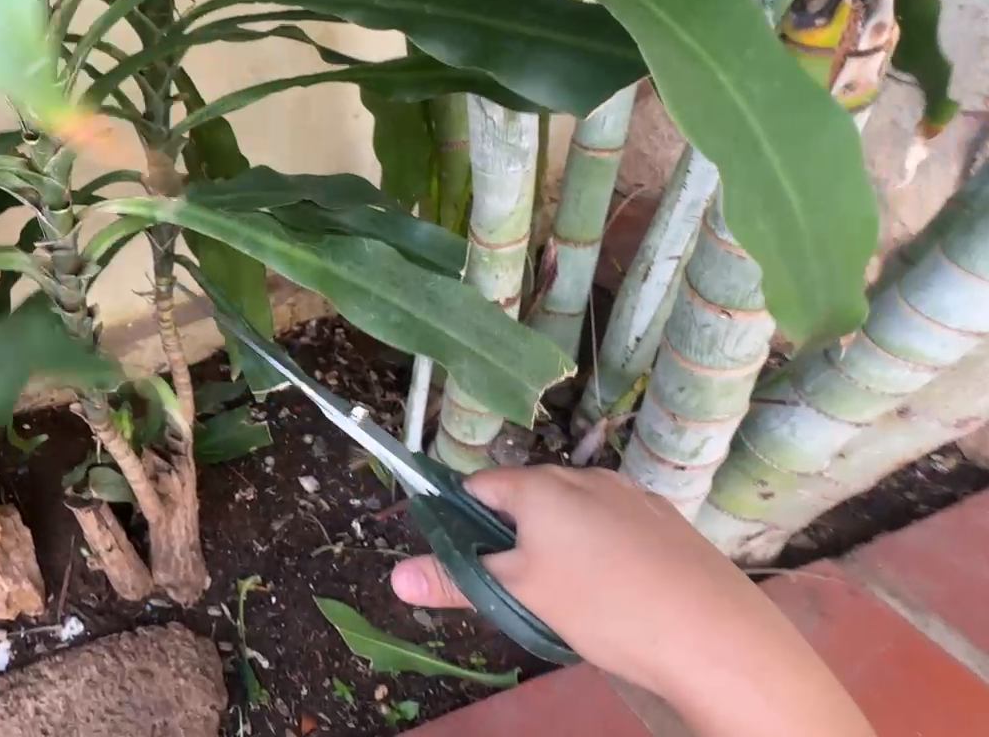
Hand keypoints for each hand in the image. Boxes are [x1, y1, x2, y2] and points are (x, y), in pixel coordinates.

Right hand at [389, 466, 797, 698]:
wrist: (729, 648)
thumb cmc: (605, 608)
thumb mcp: (518, 594)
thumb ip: (452, 579)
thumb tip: (394, 578)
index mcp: (538, 484)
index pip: (477, 487)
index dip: (467, 523)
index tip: (478, 562)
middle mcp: (582, 476)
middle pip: (526, 499)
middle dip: (516, 537)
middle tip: (527, 588)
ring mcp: (633, 495)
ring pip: (573, 514)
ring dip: (561, 543)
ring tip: (580, 598)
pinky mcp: (673, 523)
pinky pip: (617, 527)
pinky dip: (608, 552)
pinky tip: (627, 595)